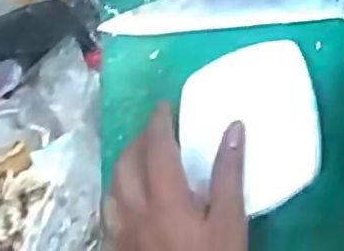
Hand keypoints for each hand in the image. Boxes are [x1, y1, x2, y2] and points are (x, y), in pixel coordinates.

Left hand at [108, 102, 246, 250]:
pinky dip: (118, 195)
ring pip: (112, 189)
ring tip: (142, 158)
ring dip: (124, 165)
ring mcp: (122, 238)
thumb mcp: (229, 224)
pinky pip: (109, 216)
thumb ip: (228, 173)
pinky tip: (132, 200)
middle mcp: (135, 213)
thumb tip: (234, 126)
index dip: (158, 121)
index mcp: (164, 199)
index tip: (165, 105)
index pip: (156, 146)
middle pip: (126, 164)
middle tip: (157, 129)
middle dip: (139, 139)